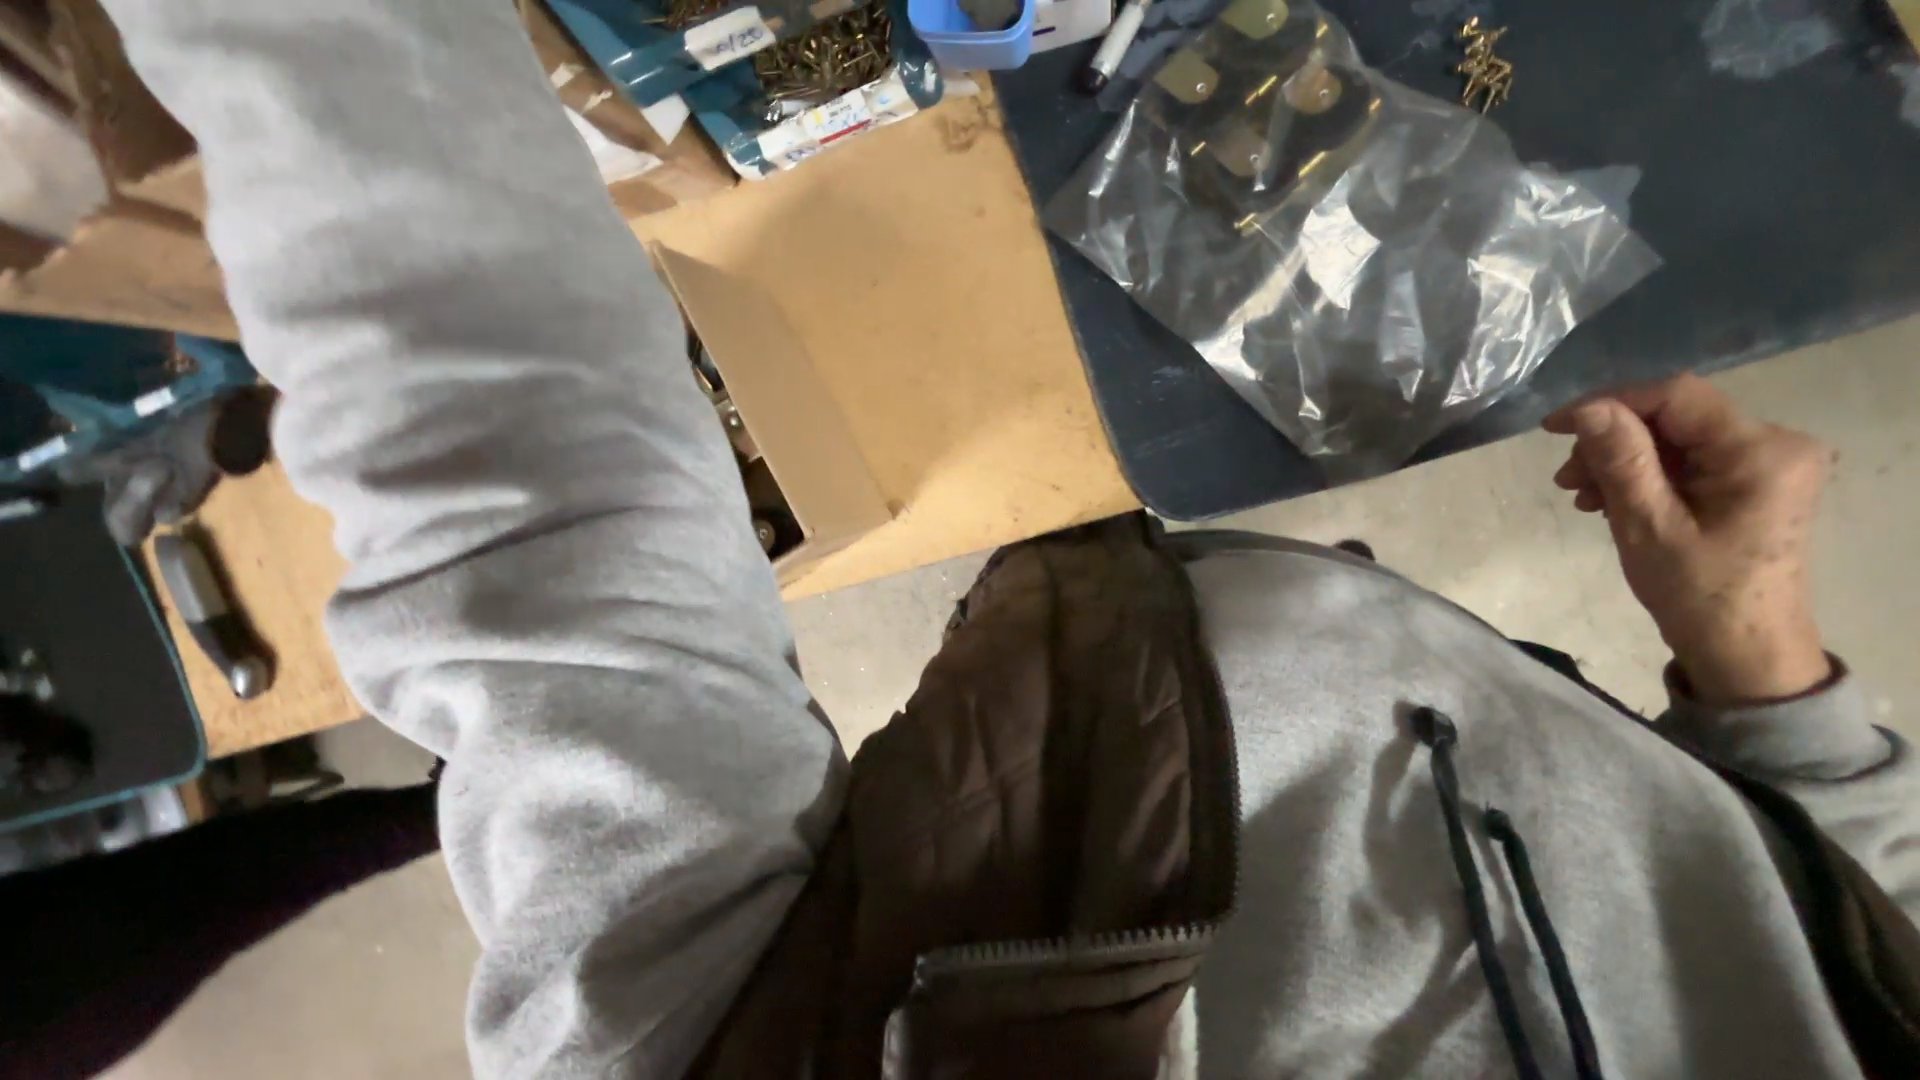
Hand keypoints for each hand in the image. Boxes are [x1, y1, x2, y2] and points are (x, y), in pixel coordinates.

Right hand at [1544, 375, 1834, 704]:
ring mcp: (1766, 461)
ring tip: (1583, 498)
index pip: (1675, 396)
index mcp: (1760, 450)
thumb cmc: (1695, 590)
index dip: (1608, 403)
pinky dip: (1641, 473)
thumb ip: (1621, 460)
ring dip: (1619, 459)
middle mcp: (1775, 443)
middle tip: (1566, 481)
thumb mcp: (1647, 524)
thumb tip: (1587, 409)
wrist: (1741, 645)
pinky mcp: (1752, 479)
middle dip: (1610, 441)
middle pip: (1673, 416)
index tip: (1552, 429)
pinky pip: (1686, 458)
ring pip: (1673, 437)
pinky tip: (1611, 500)